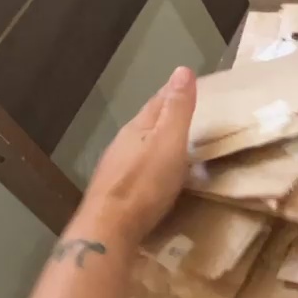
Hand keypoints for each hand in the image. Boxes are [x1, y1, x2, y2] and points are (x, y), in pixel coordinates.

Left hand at [80, 66, 196, 246]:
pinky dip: (151, 159)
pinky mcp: (116, 190)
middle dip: (165, 112)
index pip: (158, 101)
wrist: (110, 228)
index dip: (173, 91)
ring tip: (173, 137)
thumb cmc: (145, 184)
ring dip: (156, 137)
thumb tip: (183, 70)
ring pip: (140, 143)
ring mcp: (117, 167)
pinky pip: (138, 165)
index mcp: (138, 128)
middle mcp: (124, 142)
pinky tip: (156, 169)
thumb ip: (177, 109)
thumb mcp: (169, 142)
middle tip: (184, 107)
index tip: (187, 82)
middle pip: (147, 121)